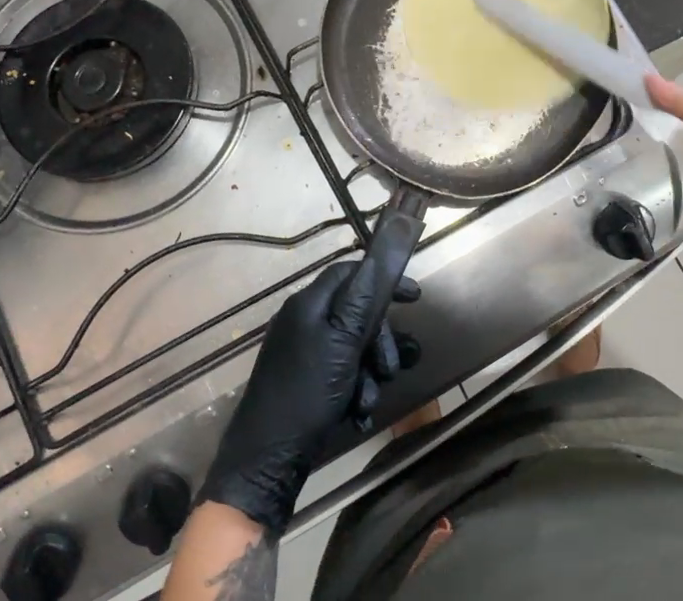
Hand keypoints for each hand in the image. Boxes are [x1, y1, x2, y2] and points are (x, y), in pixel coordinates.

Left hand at [196, 261, 419, 533]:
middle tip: (390, 367)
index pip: (352, 271)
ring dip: (369, 373)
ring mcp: (300, 353)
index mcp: (309, 303)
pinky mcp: (301, 383)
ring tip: (370, 399)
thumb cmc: (309, 390)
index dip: (386, 280)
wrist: (266, 458)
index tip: (415, 298)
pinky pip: (340, 374)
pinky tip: (358, 413)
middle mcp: (302, 321)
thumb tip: (399, 224)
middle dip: (380, 340)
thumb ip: (372, 286)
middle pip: (356, 313)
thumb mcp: (346, 336)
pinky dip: (354, 390)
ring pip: (352, 348)